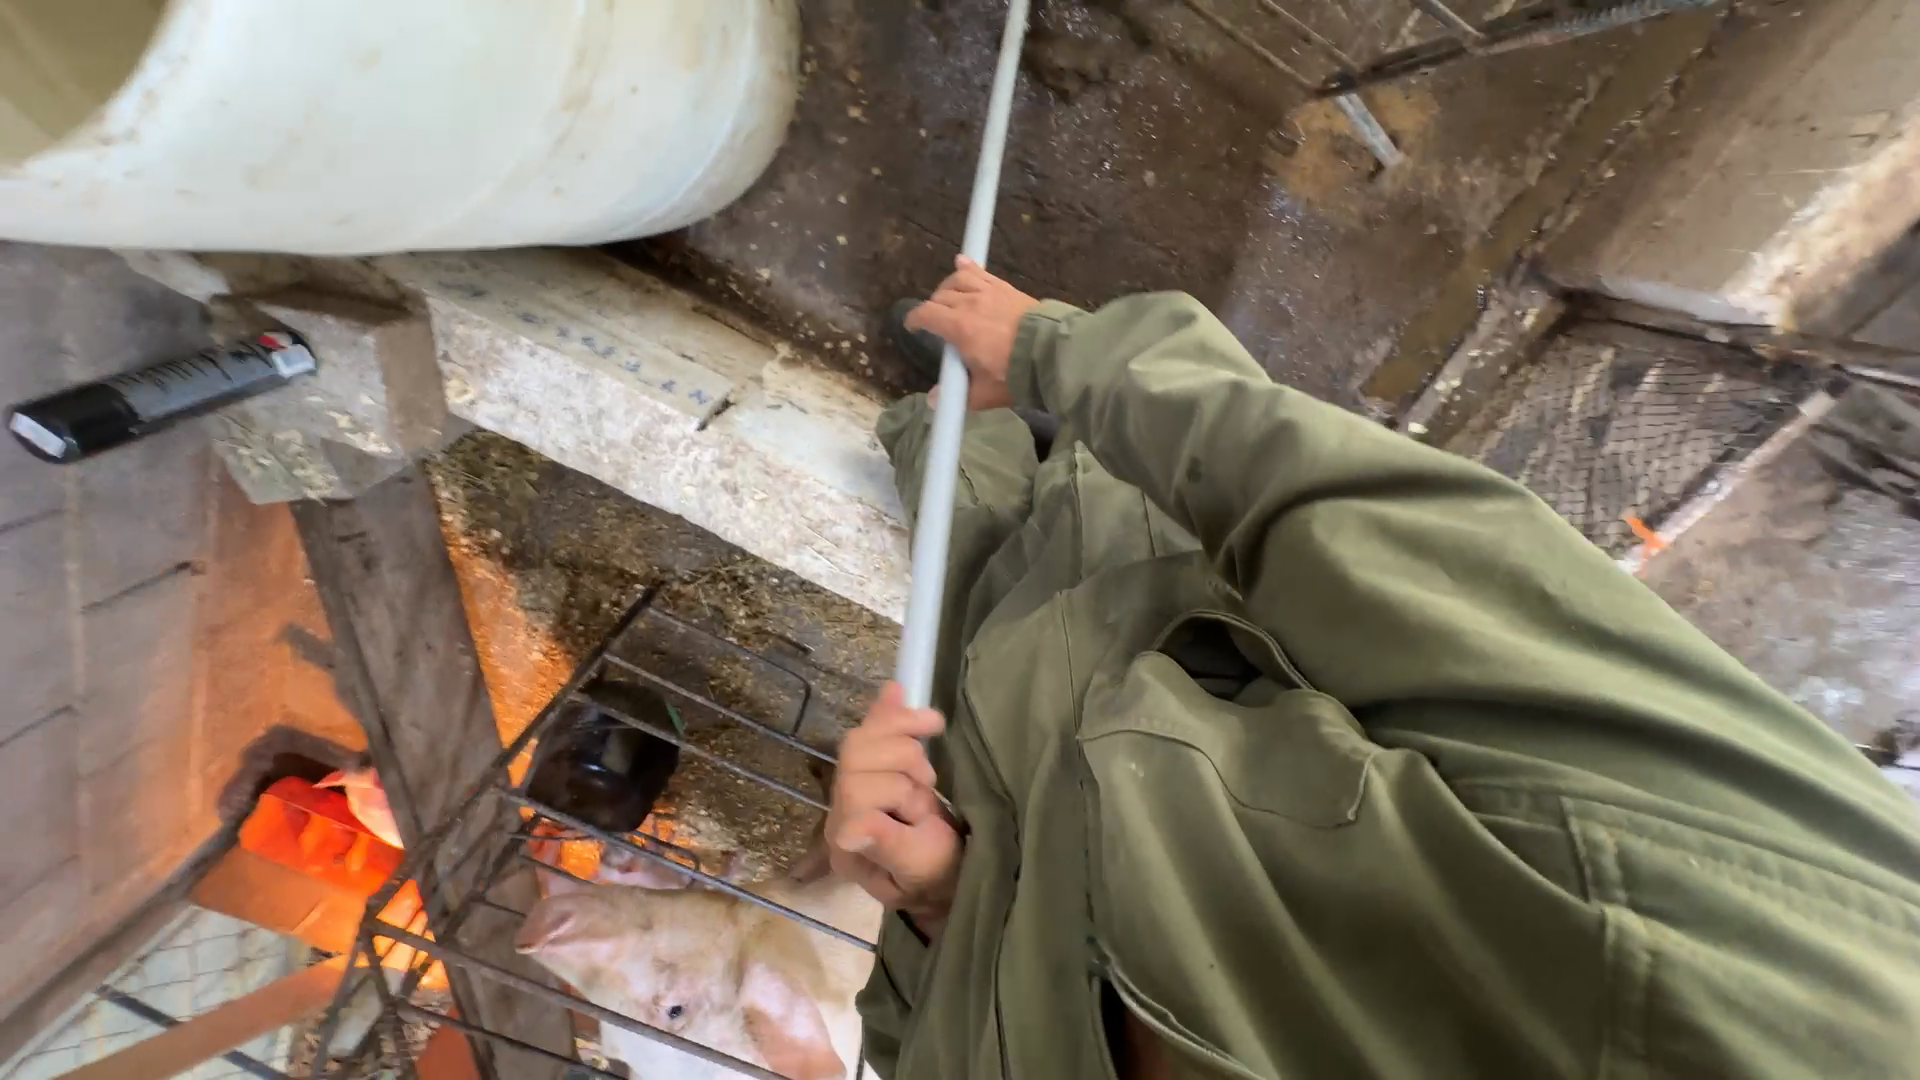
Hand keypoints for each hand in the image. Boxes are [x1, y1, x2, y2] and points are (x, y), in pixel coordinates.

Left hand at [827, 683, 962, 929]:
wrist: (949, 874)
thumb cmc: (937, 876)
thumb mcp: (921, 869)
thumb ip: (887, 846)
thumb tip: (848, 830)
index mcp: (845, 837)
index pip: (856, 791)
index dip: (898, 792)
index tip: (927, 816)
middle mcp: (840, 807)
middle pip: (854, 755)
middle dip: (902, 760)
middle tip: (929, 787)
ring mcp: (854, 783)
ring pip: (863, 737)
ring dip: (904, 740)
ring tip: (928, 772)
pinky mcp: (874, 764)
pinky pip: (875, 729)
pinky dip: (888, 711)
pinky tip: (897, 691)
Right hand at [905, 255, 1038, 411]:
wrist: (1051, 352)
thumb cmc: (1014, 374)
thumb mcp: (984, 393)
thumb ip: (959, 396)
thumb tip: (934, 402)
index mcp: (959, 328)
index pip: (927, 315)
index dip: (915, 319)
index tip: (911, 327)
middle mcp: (969, 304)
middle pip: (941, 296)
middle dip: (932, 307)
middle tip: (935, 320)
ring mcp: (989, 293)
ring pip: (959, 280)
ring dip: (947, 286)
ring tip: (946, 295)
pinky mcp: (1006, 289)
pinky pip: (982, 273)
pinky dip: (969, 267)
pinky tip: (962, 263)